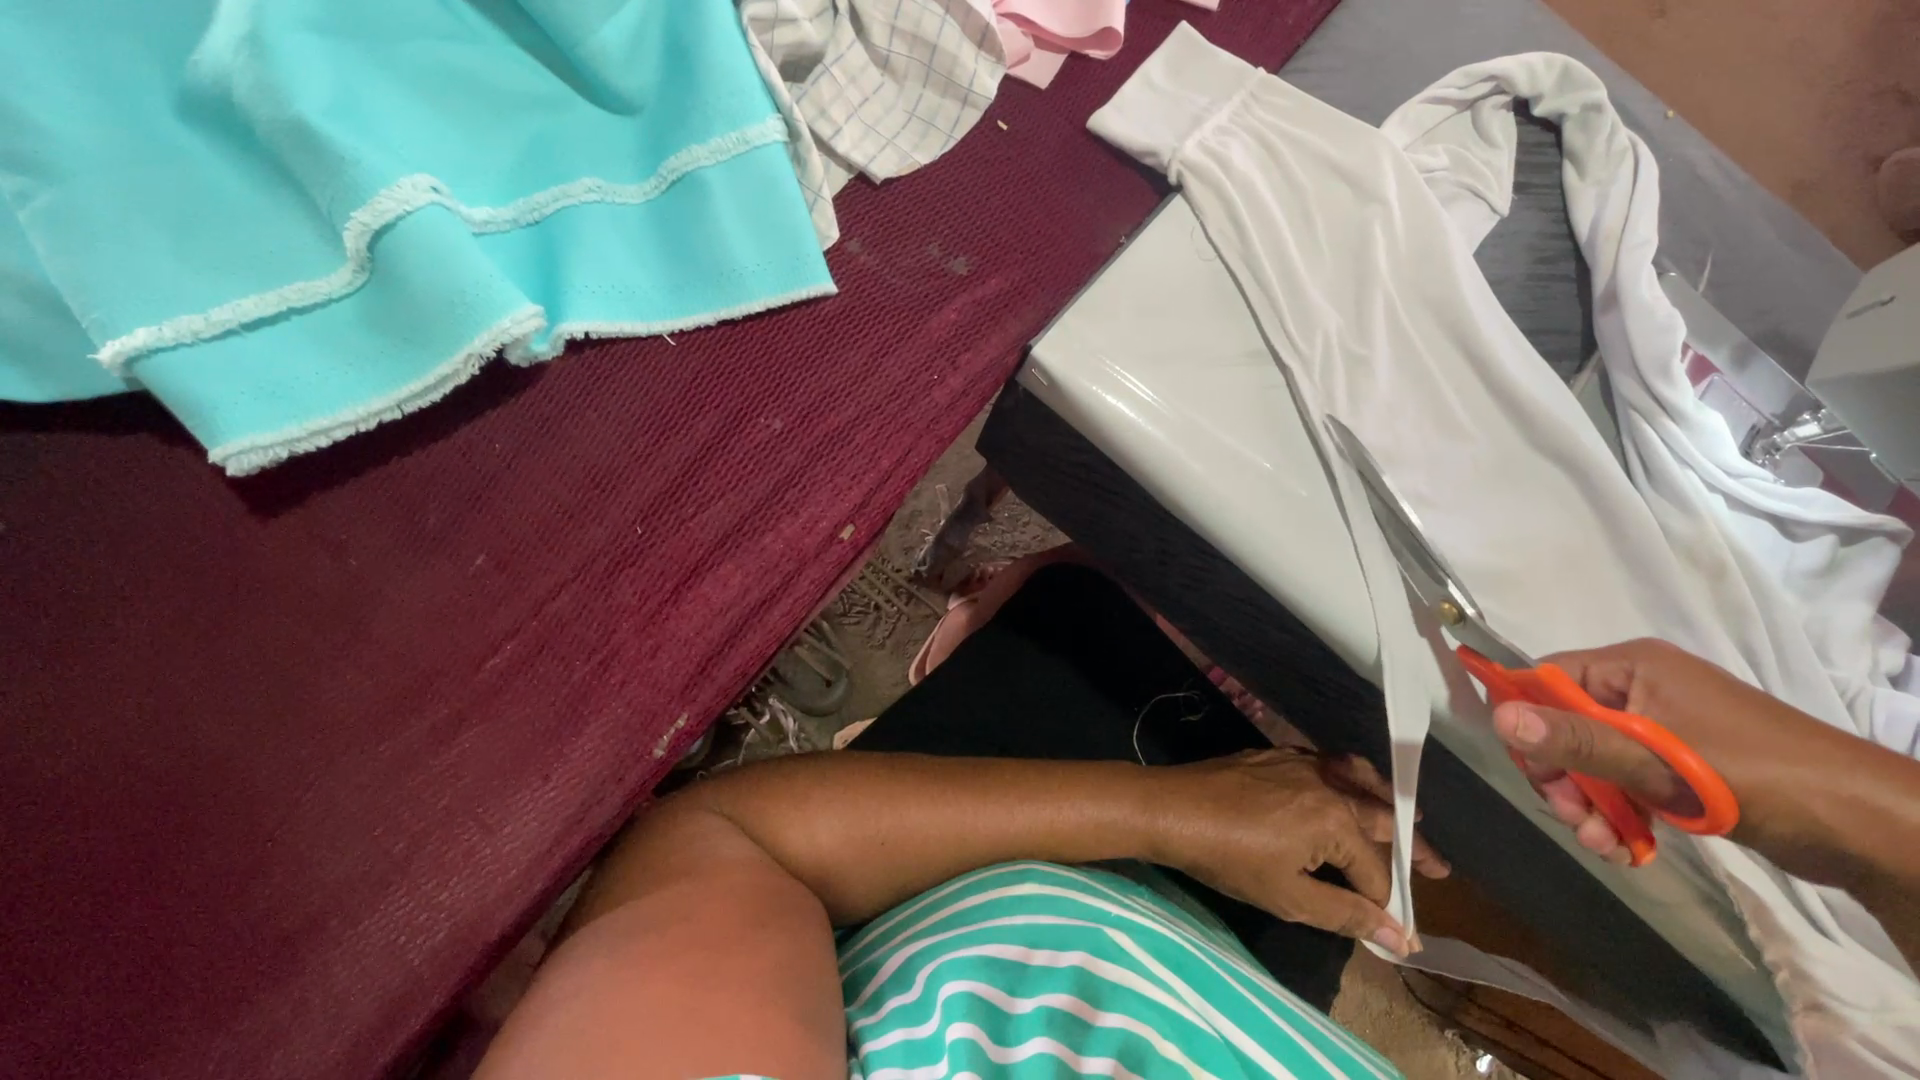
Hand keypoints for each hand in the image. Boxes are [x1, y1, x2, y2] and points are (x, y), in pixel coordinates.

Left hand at [1148, 748, 1448, 955]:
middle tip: (1438, 868)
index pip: (1375, 871)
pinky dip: (1346, 776)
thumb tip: (1399, 937)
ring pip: (1356, 778)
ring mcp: (1299, 763)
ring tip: (1406, 815)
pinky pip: (1324, 762)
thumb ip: (1346, 914)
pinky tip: (1342, 788)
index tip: (1396, 931)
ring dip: (1384, 800)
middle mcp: (1327, 784)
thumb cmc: (1228, 858)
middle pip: (1380, 817)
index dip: (1384, 904)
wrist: (1170, 809)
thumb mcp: (1287, 897)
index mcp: (1336, 820)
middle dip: (1412, 845)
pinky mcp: (1273, 754)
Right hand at [1488, 638, 1876, 878]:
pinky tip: (1625, 846)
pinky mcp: (1681, 763)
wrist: (1868, 828)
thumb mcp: (1655, 760)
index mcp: (1632, 667)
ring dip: (1588, 803)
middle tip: (1573, 818)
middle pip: (1564, 724)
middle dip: (1561, 776)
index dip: (1527, 722)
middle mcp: (1641, 687)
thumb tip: (1497, 716)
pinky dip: (1617, 812)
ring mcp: (1663, 726)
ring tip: (1603, 844)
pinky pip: (1624, 778)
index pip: (1546, 679)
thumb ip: (1576, 739)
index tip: (1534, 773)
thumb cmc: (1757, 776)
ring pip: (1592, 758)